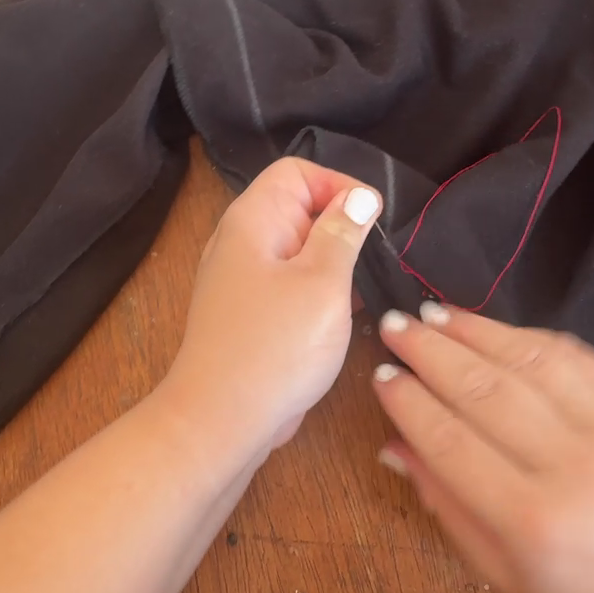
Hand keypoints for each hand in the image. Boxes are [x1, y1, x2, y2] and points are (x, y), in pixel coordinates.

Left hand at [163, 157, 380, 449]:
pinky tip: (345, 317)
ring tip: (362, 291)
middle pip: (298, 209)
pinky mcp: (251, 313)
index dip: (338, 185)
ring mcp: (244, 280)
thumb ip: (343, 232)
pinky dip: (319, 291)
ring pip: (298, 250)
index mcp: (253, 220)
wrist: (222, 421)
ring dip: (333, 264)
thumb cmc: (276, 346)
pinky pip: (290, 284)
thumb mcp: (322, 282)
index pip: (297, 172)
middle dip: (341, 227)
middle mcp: (242, 242)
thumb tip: (360, 195)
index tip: (372, 220)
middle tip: (371, 261)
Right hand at [372, 304, 593, 592]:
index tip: (380, 376)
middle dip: (429, 352)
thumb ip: (449, 509)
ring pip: (526, 359)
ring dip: (472, 330)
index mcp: (533, 523)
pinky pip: (572, 354)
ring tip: (431, 315)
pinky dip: (524, 334)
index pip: (450, 441)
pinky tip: (490, 327)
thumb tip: (394, 447)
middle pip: (483, 390)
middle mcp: (573, 466)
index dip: (409, 403)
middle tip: (393, 326)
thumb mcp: (511, 580)